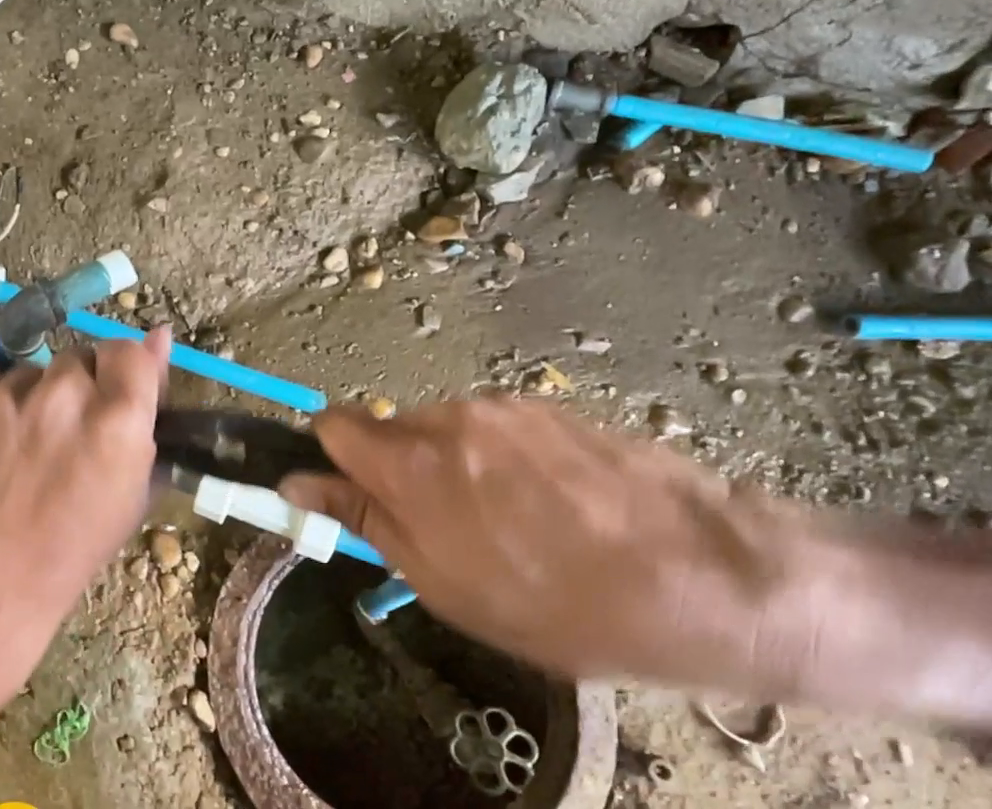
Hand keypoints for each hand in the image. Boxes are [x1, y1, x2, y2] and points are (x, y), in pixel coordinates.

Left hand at [0, 330, 170, 636]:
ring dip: (36, 396)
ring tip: (23, 447)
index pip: (130, 351)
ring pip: (34, 371)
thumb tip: (158, 339)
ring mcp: (9, 392)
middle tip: (67, 431)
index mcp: (118, 418)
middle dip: (79, 387)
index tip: (116, 392)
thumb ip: (149, 415)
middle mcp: (65, 393)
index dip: (124, 370)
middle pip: (79, 359)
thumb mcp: (134, 492)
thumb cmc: (74, 546)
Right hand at [278, 400, 831, 695]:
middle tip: (446, 531)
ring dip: (456, 467)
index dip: (333, 459)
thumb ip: (367, 522)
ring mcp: (506, 406)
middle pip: (392, 429)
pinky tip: (556, 508)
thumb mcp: (447, 586)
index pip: (331, 424)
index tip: (354, 496)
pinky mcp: (554, 407)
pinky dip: (504, 460)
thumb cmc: (563, 605)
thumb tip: (298, 484)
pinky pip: (499, 428)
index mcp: (411, 463)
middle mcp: (448, 417)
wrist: (714, 579)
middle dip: (402, 471)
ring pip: (448, 430)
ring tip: (515, 525)